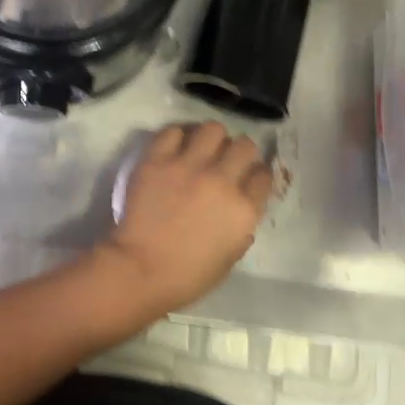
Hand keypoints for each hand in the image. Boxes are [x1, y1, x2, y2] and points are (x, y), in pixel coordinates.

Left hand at [104, 122, 271, 315]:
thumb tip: (240, 209)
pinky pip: (173, 131)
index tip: (248, 177)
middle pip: (244, 146)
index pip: (264, 175)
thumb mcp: (230, 258)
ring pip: (212, 129)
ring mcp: (188, 166)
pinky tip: (174, 148)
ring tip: (201, 148)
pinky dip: (177, 136)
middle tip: (226, 160)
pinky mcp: (157, 160)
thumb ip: (241, 229)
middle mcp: (221, 180)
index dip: (257, 174)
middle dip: (239, 151)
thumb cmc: (187, 275)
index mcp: (244, 209)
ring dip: (211, 138)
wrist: (140, 268)